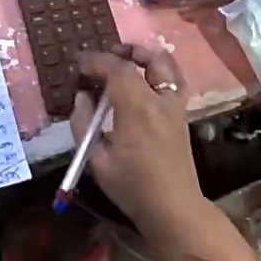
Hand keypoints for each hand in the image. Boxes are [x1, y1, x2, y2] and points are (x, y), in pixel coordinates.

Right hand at [71, 44, 211, 245]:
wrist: (173, 209)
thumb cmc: (132, 187)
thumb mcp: (96, 159)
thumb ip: (83, 123)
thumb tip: (81, 97)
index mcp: (138, 108)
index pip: (117, 68)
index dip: (96, 61)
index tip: (79, 65)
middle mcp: (161, 100)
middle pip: (148, 58)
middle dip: (124, 51)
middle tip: (104, 58)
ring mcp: (176, 106)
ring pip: (168, 65)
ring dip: (145, 57)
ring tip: (125, 62)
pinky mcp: (182, 115)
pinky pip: (174, 81)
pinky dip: (159, 72)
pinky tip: (142, 83)